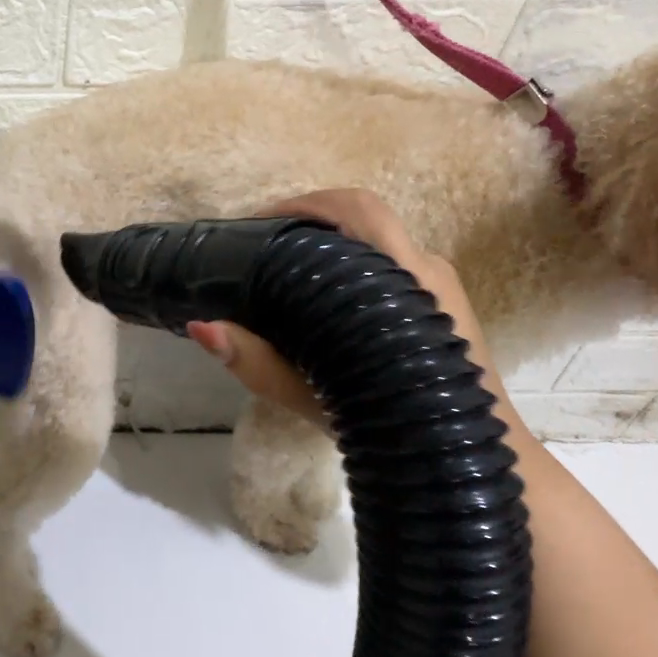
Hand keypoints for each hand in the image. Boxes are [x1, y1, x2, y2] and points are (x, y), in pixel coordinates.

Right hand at [185, 188, 514, 427]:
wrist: (455, 452)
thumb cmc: (382, 419)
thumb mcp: (305, 394)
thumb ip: (253, 360)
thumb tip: (201, 327)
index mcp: (399, 278)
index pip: (355, 209)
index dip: (303, 204)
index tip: (258, 223)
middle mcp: (424, 266)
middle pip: (367, 213)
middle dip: (311, 216)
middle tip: (266, 241)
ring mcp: (440, 280)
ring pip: (380, 236)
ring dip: (334, 237)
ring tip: (290, 263)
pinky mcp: (444, 297)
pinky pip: (393, 258)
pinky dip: (354, 257)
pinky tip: (326, 289)